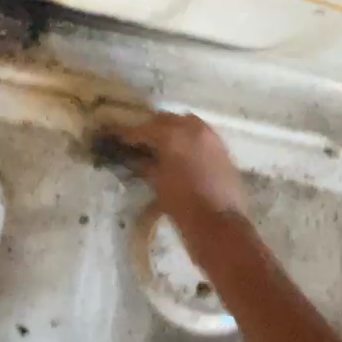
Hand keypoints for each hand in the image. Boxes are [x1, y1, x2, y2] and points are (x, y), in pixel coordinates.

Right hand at [117, 113, 248, 231]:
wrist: (219, 222)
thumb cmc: (182, 204)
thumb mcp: (158, 184)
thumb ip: (145, 165)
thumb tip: (135, 159)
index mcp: (173, 136)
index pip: (144, 129)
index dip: (130, 134)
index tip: (120, 138)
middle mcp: (192, 129)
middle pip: (166, 119)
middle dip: (151, 128)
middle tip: (140, 141)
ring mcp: (210, 136)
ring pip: (186, 122)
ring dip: (172, 129)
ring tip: (162, 143)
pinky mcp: (222, 147)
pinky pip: (201, 132)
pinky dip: (188, 136)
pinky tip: (182, 150)